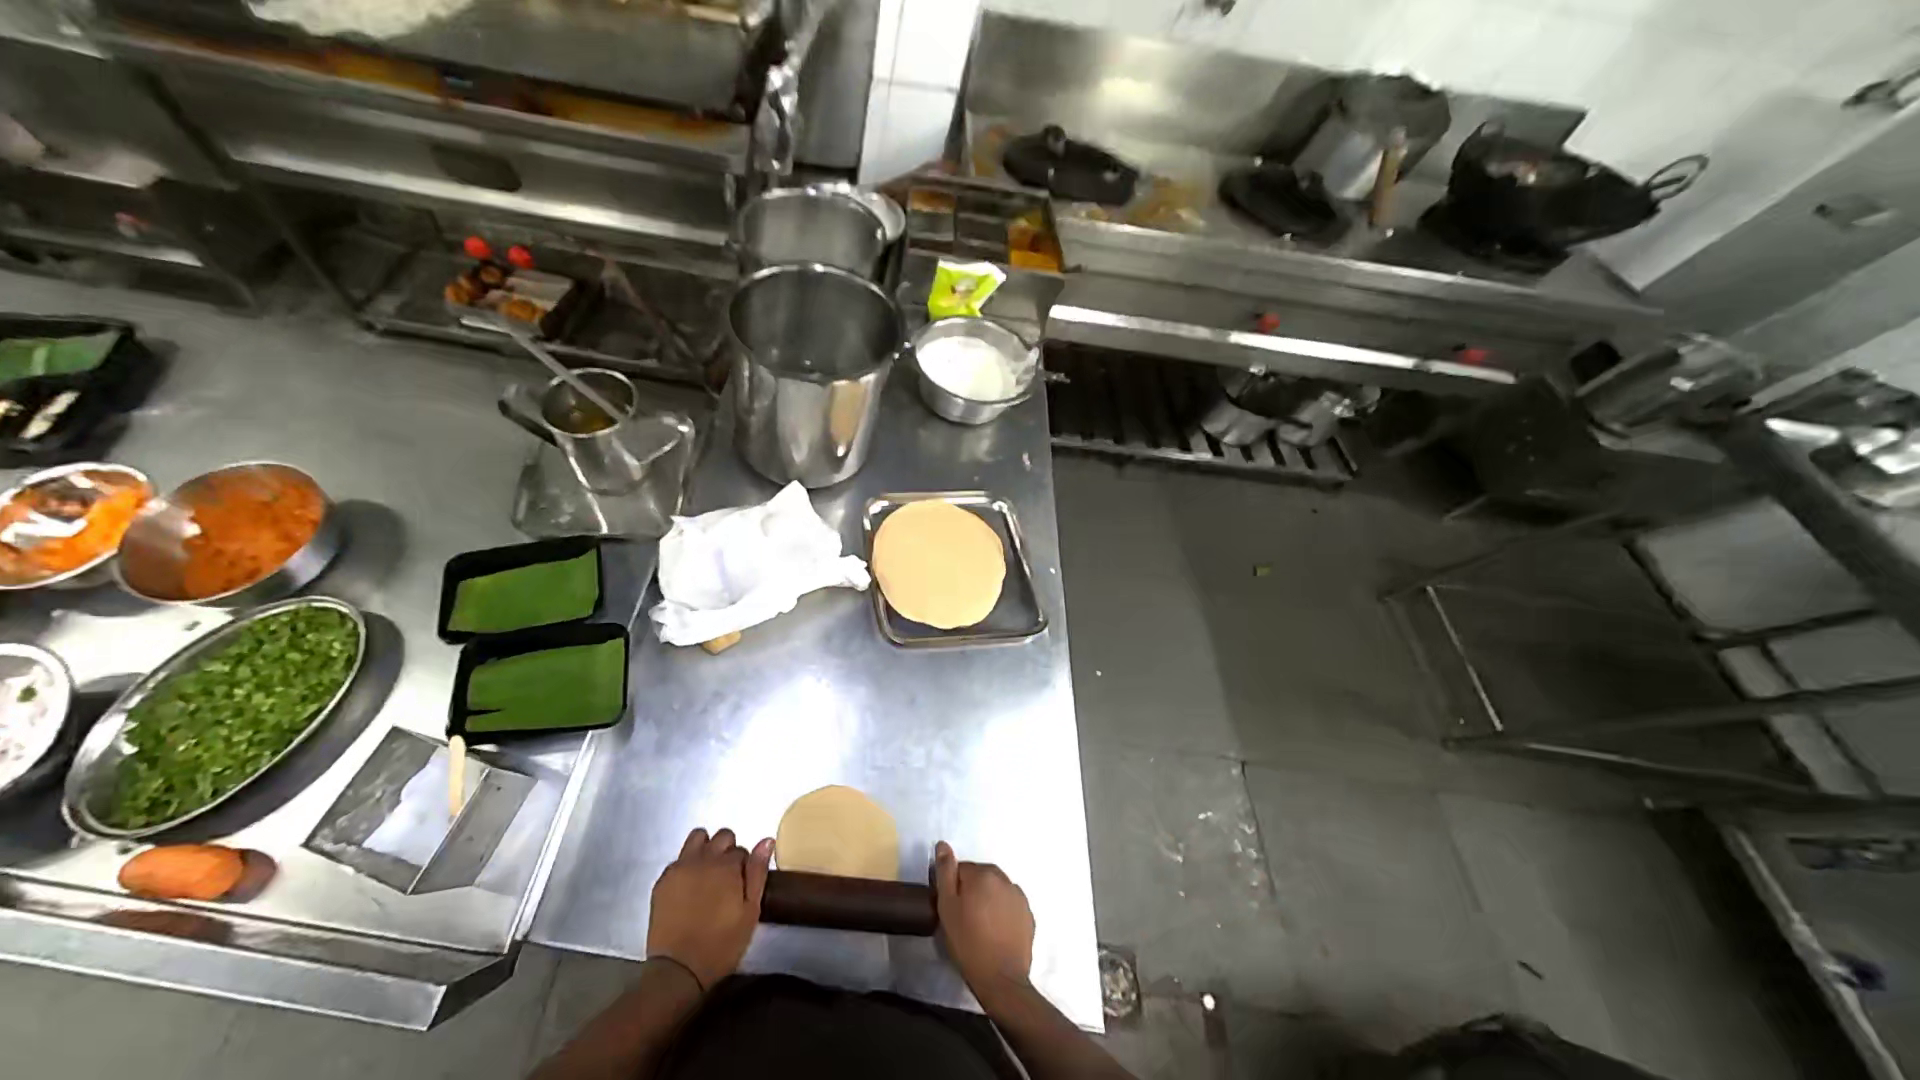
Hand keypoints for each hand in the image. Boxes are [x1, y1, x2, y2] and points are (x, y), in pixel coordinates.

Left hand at [647, 827, 771, 990]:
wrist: (678, 971)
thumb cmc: (721, 944)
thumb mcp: (750, 912)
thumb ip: (758, 873)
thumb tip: (766, 841)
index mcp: (727, 866)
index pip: (741, 850)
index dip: (744, 866)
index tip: (741, 885)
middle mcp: (702, 859)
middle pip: (721, 836)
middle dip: (727, 851)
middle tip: (727, 878)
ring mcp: (679, 868)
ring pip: (697, 838)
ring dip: (706, 848)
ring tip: (707, 874)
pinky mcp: (662, 881)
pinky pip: (678, 858)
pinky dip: (687, 864)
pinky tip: (689, 888)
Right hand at [933, 840, 1034, 998]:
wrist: (1001, 979)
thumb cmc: (968, 943)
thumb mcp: (947, 908)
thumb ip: (945, 873)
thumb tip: (943, 845)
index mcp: (983, 874)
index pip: (961, 870)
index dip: (953, 889)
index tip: (951, 909)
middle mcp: (1004, 878)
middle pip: (980, 877)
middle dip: (971, 892)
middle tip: (963, 919)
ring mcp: (1019, 896)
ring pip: (995, 890)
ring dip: (987, 900)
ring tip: (979, 927)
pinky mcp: (1028, 914)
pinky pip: (1009, 904)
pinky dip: (1001, 912)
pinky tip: (995, 932)